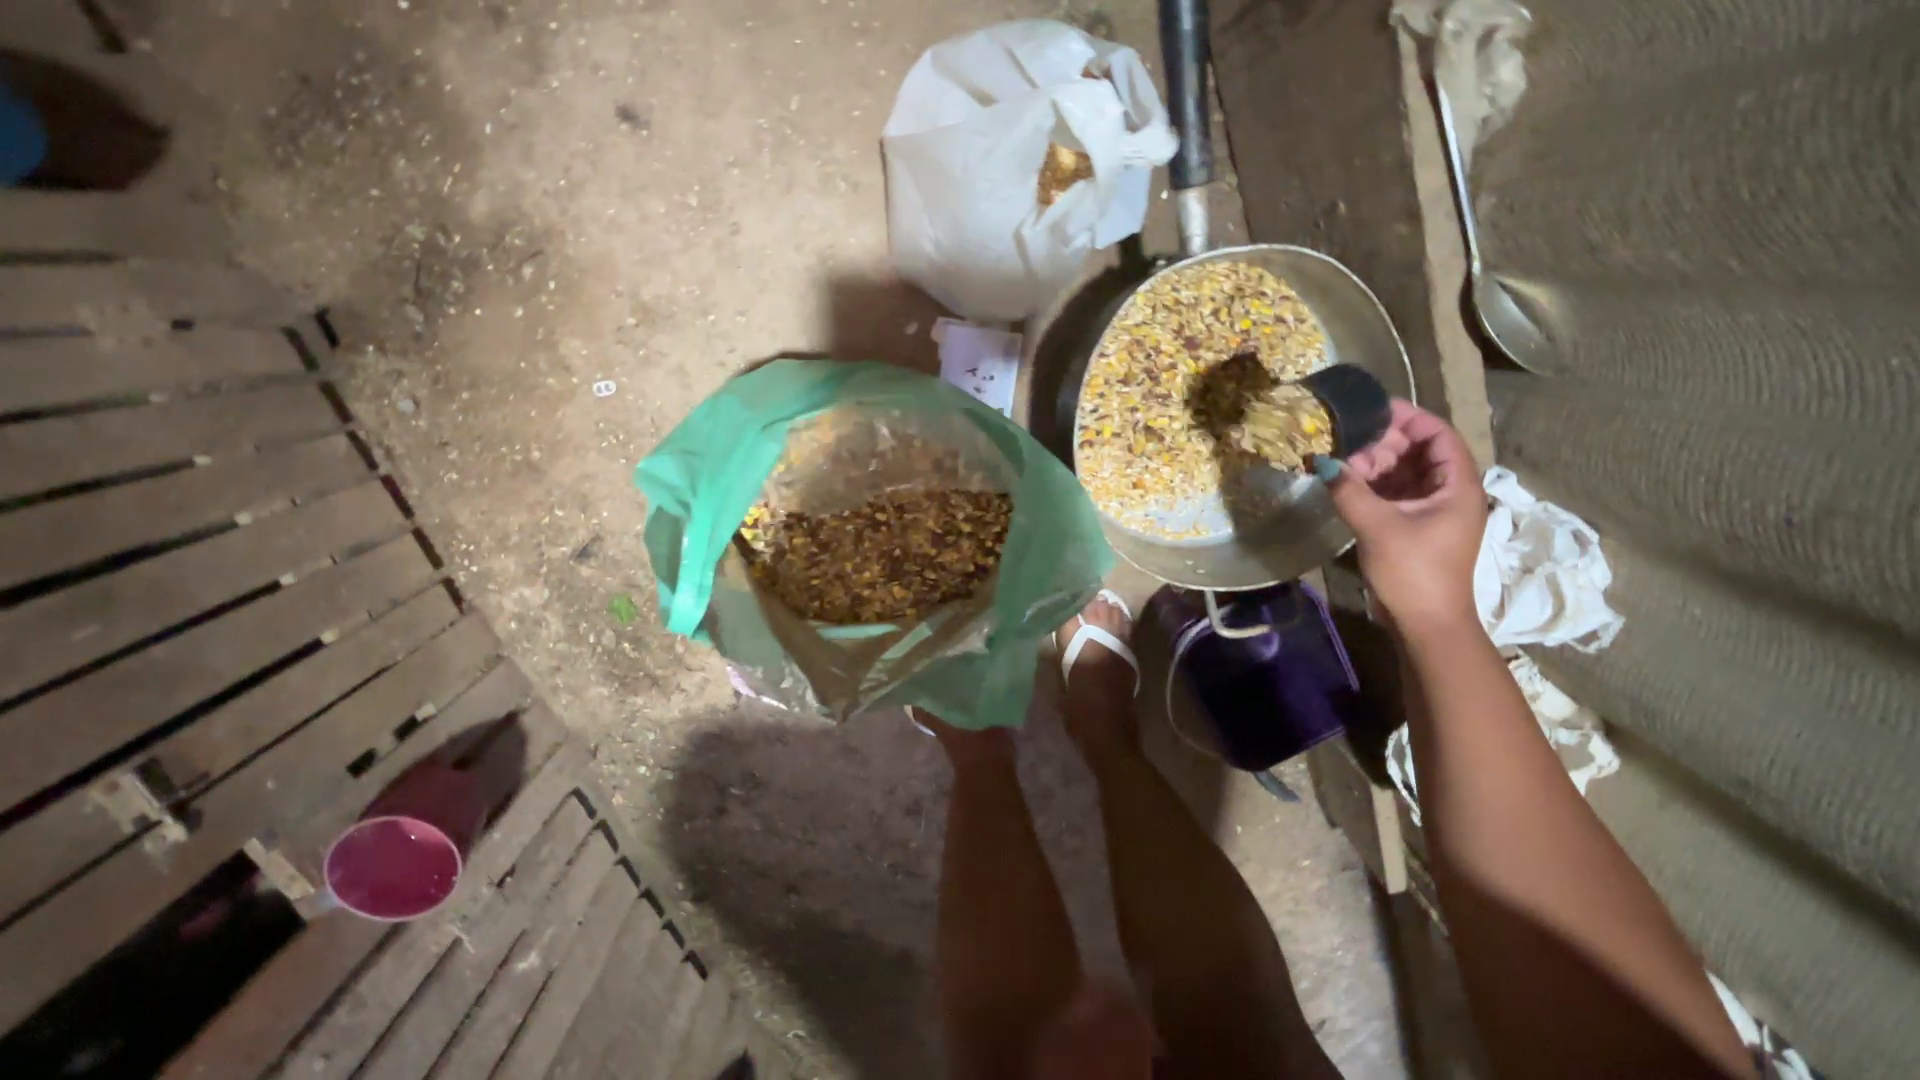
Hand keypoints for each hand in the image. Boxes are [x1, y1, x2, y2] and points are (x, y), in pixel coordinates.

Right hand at [1316, 400, 1486, 633]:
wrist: (1427, 626)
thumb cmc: (1413, 572)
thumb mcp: (1378, 527)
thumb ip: (1349, 490)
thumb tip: (1322, 461)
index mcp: (1457, 485)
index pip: (1438, 435)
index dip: (1408, 417)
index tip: (1372, 408)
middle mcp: (1450, 493)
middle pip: (1419, 452)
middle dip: (1382, 443)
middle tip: (1345, 439)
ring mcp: (1433, 512)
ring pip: (1404, 474)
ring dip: (1374, 466)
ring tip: (1340, 463)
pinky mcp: (1416, 529)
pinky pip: (1395, 495)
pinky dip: (1373, 486)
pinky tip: (1345, 485)